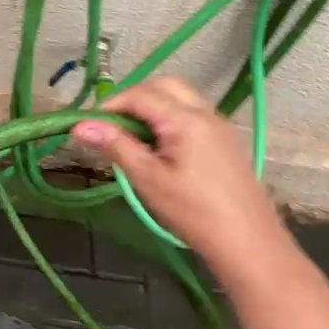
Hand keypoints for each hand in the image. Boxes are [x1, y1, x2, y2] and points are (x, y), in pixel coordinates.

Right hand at [68, 76, 286, 268]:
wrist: (249, 243)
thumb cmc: (193, 211)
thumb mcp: (147, 179)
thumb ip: (115, 145)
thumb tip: (79, 125)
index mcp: (186, 119)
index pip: (140, 94)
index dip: (111, 105)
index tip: (91, 126)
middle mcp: (205, 114)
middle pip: (164, 85)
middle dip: (134, 97)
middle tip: (114, 124)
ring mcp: (220, 126)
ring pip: (181, 98)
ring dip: (153, 106)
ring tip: (134, 137)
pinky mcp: (226, 142)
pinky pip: (193, 114)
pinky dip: (171, 117)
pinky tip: (161, 148)